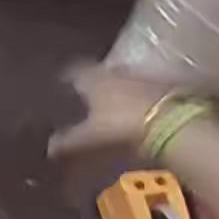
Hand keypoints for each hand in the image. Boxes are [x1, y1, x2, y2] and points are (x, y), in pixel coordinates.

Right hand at [47, 67, 173, 156]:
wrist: (169, 122)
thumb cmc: (120, 125)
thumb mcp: (89, 137)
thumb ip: (68, 141)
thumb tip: (49, 148)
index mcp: (94, 79)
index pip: (75, 70)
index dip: (67, 76)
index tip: (60, 82)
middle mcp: (116, 73)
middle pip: (99, 72)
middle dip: (91, 81)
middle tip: (83, 93)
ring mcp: (141, 79)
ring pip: (121, 80)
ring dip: (114, 90)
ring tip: (106, 104)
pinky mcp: (161, 89)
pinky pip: (139, 92)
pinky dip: (132, 100)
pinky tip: (130, 112)